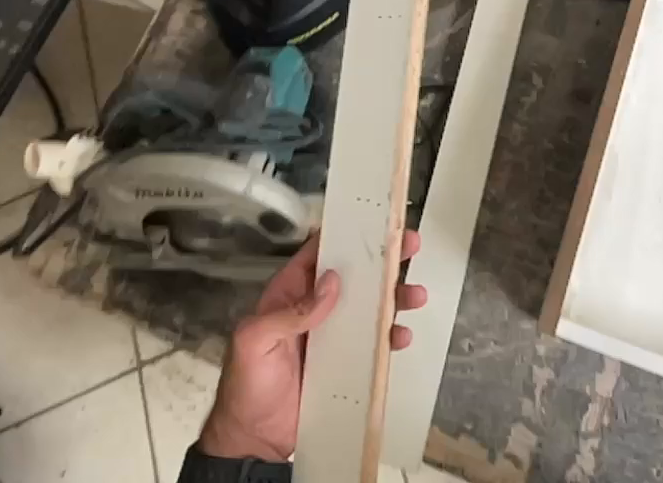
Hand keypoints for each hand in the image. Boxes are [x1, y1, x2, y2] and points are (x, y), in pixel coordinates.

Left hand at [198, 230, 427, 462]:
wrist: (255, 440)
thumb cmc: (247, 385)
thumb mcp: (255, 341)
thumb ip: (290, 311)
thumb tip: (332, 282)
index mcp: (291, 292)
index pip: (321, 252)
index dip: (347, 233)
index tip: (375, 221)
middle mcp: (317, 306)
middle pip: (356, 272)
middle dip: (383, 257)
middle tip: (409, 244)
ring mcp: (335, 333)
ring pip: (371, 303)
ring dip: (396, 295)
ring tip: (415, 295)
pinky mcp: (348, 359)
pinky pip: (375, 341)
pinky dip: (392, 335)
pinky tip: (402, 336)